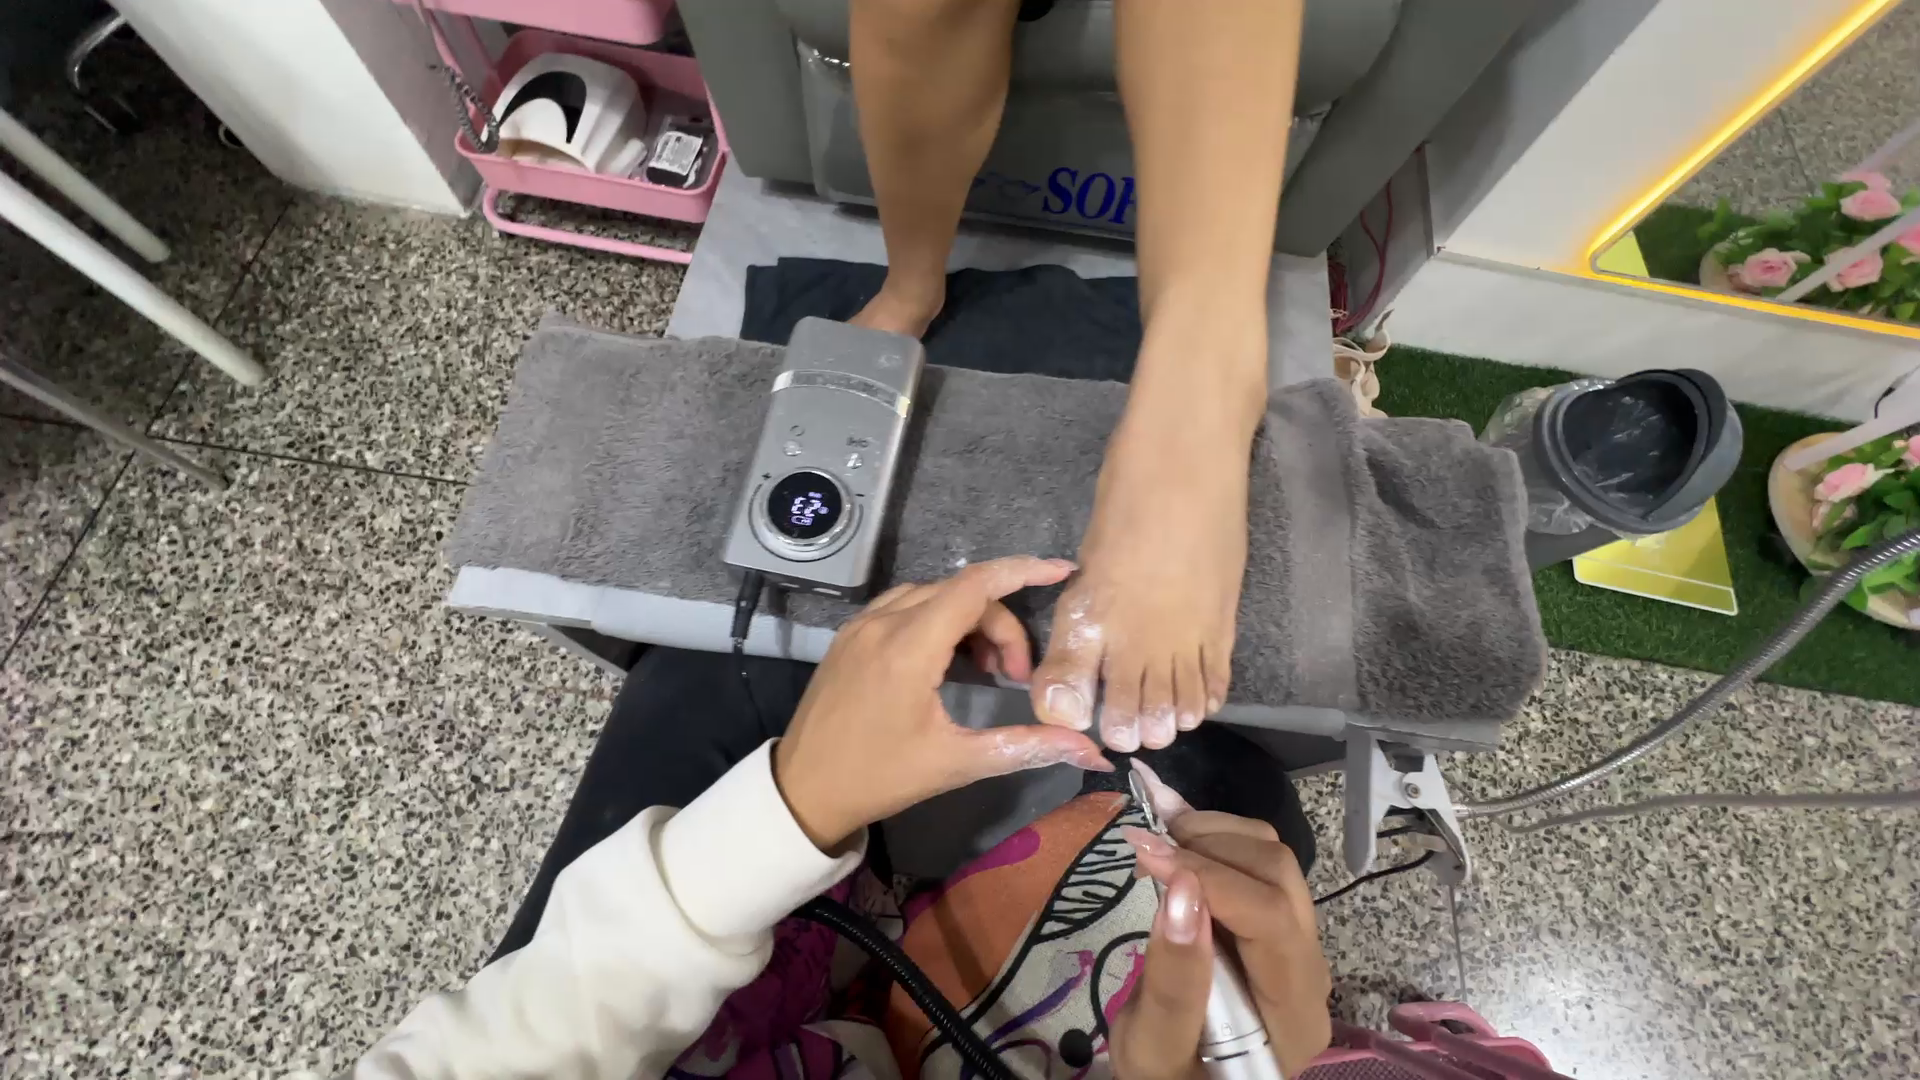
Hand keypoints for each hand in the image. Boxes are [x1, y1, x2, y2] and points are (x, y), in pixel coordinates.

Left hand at [773, 556, 1114, 852]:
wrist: (801, 791)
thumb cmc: (879, 777)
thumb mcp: (956, 763)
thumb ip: (1025, 747)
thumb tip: (1092, 752)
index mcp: (908, 647)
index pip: (975, 586)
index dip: (1022, 571)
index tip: (1059, 572)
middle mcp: (882, 622)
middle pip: (959, 593)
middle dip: (999, 623)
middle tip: (1014, 676)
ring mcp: (860, 624)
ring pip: (930, 595)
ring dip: (968, 620)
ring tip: (985, 670)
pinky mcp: (849, 635)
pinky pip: (903, 606)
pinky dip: (936, 619)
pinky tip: (947, 658)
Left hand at [1029, 317, 1264, 751]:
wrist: (1189, 461)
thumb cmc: (1123, 505)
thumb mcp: (1085, 573)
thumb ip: (1075, 644)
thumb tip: (1061, 707)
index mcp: (1109, 632)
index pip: (1103, 700)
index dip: (1099, 720)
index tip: (1095, 730)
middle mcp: (1154, 643)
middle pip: (1148, 703)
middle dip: (1137, 724)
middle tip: (1133, 737)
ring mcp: (1196, 632)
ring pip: (1184, 695)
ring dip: (1171, 715)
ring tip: (1164, 727)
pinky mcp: (1227, 617)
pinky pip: (1219, 673)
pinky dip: (1207, 694)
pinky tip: (1200, 703)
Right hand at [1111, 765, 1330, 1078]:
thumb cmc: (1170, 1079)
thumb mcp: (1153, 1053)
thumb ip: (1172, 983)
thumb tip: (1181, 889)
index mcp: (1291, 1012)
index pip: (1270, 919)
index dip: (1209, 876)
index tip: (1144, 853)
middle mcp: (1307, 969)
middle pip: (1277, 876)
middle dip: (1207, 847)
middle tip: (1145, 851)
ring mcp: (1294, 941)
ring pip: (1270, 856)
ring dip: (1210, 835)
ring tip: (1157, 847)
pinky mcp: (1271, 921)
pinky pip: (1255, 858)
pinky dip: (1212, 836)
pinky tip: (1174, 842)